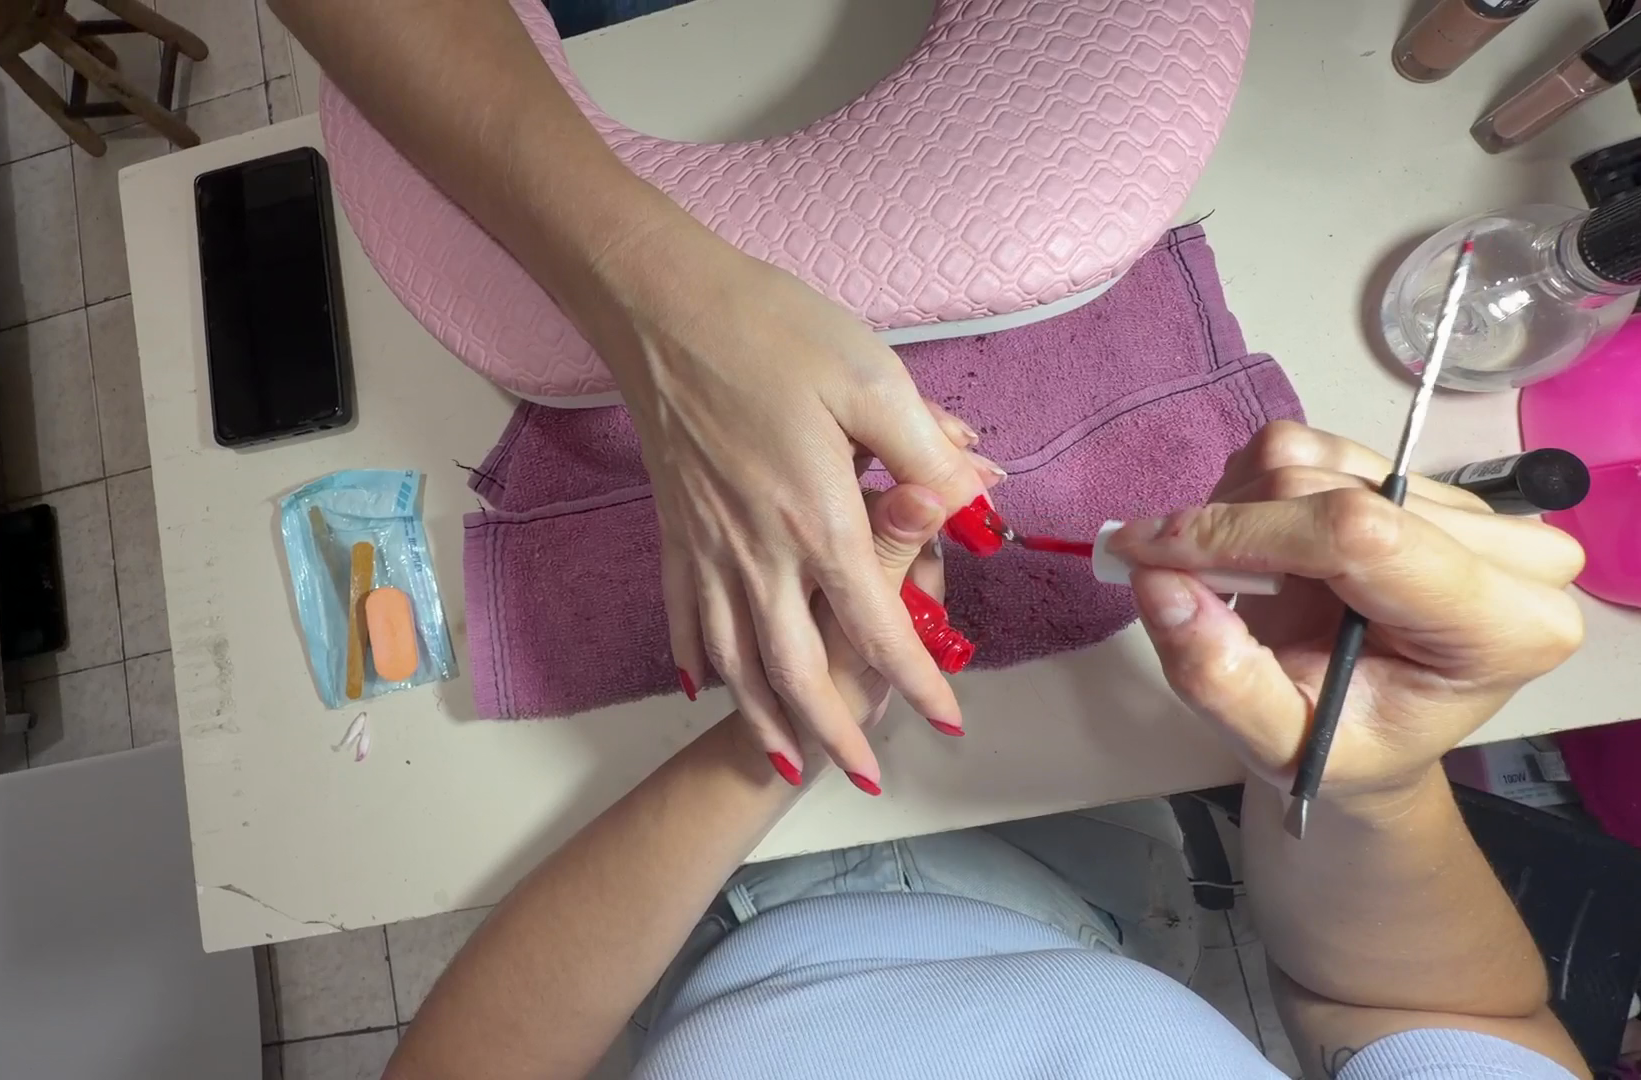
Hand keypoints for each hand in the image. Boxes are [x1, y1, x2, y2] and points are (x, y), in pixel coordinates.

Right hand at [584, 220, 991, 790]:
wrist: (664, 312)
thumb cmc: (771, 334)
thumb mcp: (870, 377)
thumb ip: (927, 452)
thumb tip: (977, 497)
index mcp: (816, 517)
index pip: (876, 622)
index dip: (915, 677)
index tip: (946, 720)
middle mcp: (757, 552)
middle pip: (794, 667)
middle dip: (832, 730)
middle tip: (862, 774)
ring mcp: (705, 547)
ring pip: (732, 658)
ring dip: (761, 716)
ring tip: (781, 760)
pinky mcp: (673, 531)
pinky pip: (681, 614)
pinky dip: (695, 660)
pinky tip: (704, 685)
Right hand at [1109, 422, 1585, 807]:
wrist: (1361, 720)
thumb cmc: (1333, 739)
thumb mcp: (1270, 739)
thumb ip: (1217, 675)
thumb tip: (1155, 579)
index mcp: (1496, 626)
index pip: (1359, 534)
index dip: (1236, 533)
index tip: (1142, 554)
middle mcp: (1505, 550)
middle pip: (1317, 488)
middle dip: (1219, 530)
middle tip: (1176, 582)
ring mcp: (1460, 502)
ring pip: (1301, 456)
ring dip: (1230, 507)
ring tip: (1228, 572)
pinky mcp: (1404, 475)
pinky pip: (1296, 445)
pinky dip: (1243, 488)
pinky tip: (1253, 542)